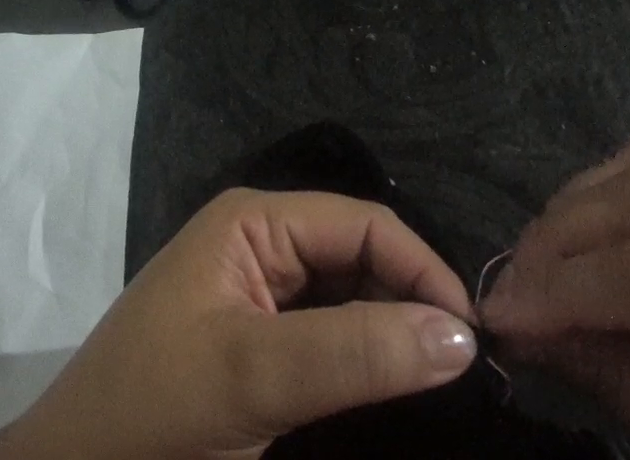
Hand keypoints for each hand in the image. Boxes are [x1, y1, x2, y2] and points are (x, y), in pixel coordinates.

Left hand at [0, 189, 478, 459]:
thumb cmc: (156, 408)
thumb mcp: (255, 376)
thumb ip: (356, 351)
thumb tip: (462, 336)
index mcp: (253, 222)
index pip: (363, 225)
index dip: (422, 271)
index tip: (474, 341)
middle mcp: (259, 243)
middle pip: (358, 256)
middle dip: (410, 301)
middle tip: (464, 369)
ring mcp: (256, 290)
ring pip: (348, 296)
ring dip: (390, 331)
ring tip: (437, 379)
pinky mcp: (255, 336)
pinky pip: (326, 332)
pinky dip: (362, 356)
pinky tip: (390, 385)